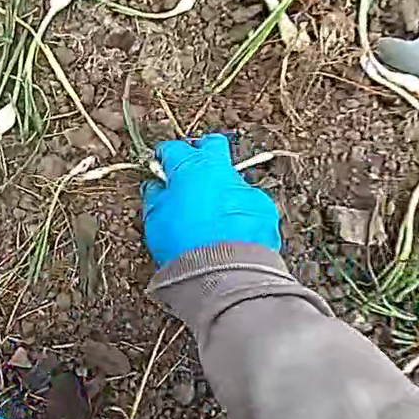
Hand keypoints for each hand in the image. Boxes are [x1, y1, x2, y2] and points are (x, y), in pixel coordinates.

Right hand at [141, 134, 281, 266]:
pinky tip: (228, 231)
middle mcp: (221, 171)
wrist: (222, 273)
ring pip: (230, 179)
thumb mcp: (154, 218)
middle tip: (189, 173)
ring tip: (208, 215)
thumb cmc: (182, 243)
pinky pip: (247, 203)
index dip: (164, 157)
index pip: (174, 149)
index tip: (160, 166)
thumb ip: (155, 195)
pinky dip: (237, 212)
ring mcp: (245, 189)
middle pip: (213, 145)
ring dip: (219, 189)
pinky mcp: (263, 208)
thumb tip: (157, 186)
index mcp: (191, 168)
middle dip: (200, 152)